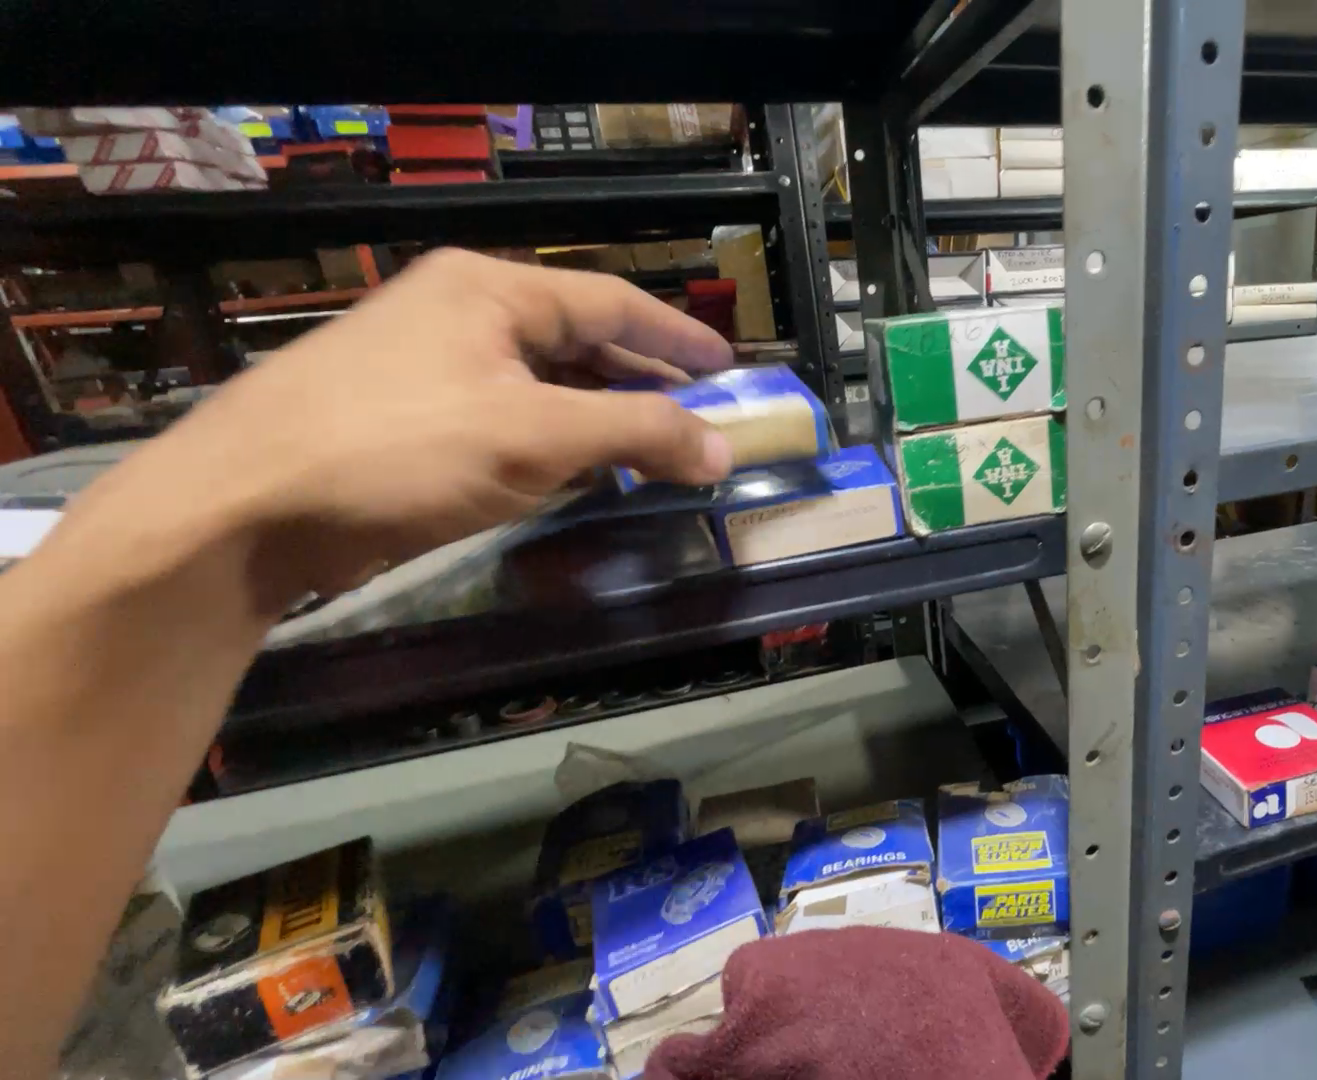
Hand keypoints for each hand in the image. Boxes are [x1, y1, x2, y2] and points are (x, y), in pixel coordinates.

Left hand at [57, 248, 735, 615]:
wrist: (241, 513)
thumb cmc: (401, 452)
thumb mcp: (538, 436)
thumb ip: (641, 434)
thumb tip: (724, 451)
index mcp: (493, 293)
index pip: (614, 302)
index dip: (680, 335)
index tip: (730, 367)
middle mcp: (465, 316)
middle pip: (584, 341)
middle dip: (649, 380)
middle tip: (704, 413)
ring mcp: (436, 367)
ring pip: (550, 384)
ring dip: (608, 414)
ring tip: (660, 446)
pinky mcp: (417, 419)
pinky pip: (517, 418)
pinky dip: (565, 440)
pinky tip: (589, 470)